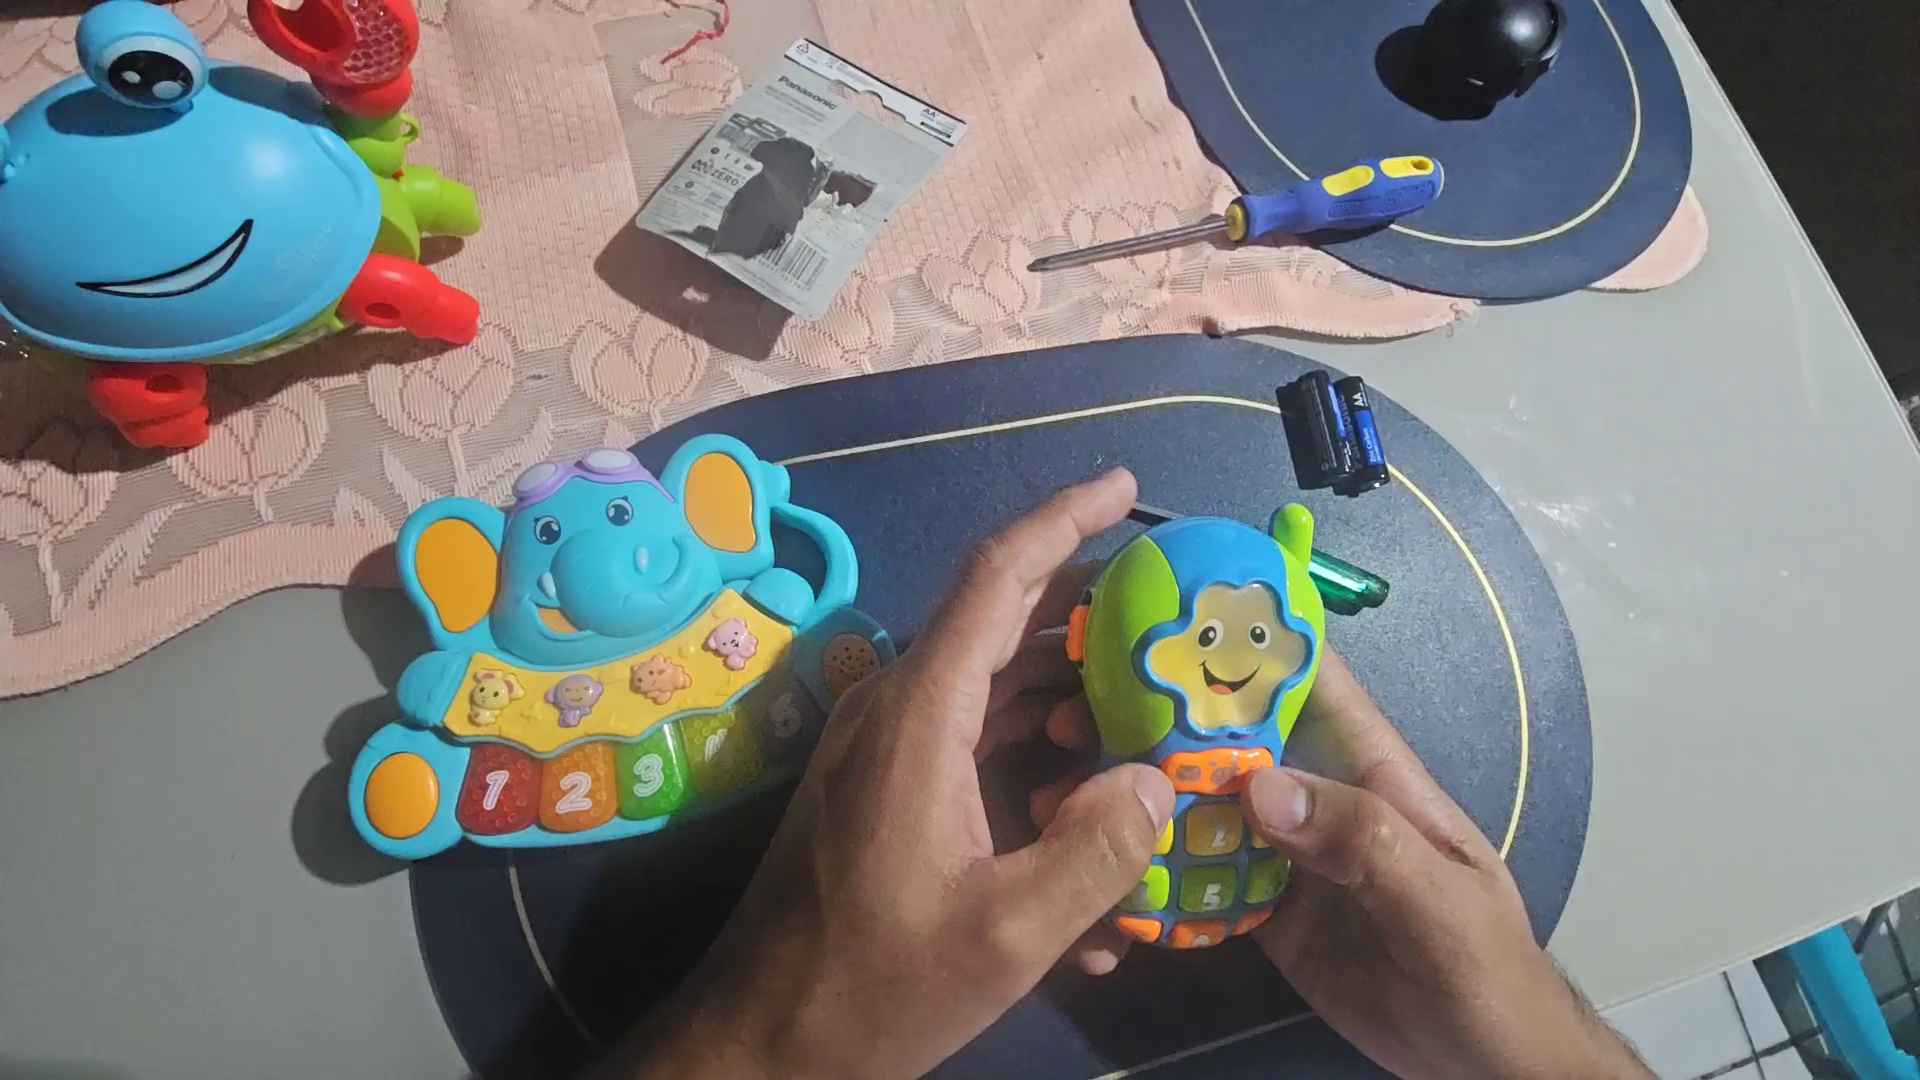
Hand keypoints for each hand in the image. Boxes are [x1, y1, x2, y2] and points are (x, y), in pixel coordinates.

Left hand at [608, 468, 1177, 1079]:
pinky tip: (1086, 789)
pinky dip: (1034, 738)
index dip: (1063, 519)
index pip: (996, 576)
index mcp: (922, 710)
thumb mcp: (1004, 936)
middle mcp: (902, 700)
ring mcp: (893, 734)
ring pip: (995, 673)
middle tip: (1165, 613)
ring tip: (1143, 704)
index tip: (1123, 486)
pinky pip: (976, 726)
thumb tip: (1155, 779)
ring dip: (1067, 681)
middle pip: (1002, 616)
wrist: (765, 1035)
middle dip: (1085, 606)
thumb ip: (1094, 854)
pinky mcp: (893, 770)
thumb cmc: (874, 984)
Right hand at [1044, 650, 1650, 1079]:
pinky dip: (1145, 851)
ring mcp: (1271, 834)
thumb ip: (1361, 837)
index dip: (1236, 630)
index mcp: (1356, 757)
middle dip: (1149, 709)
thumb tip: (1258, 786)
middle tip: (1070, 716)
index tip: (1156, 615)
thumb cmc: (1483, 969)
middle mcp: (1303, 781)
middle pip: (1220, 724)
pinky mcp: (1248, 884)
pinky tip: (1095, 857)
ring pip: (1192, 787)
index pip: (1298, 669)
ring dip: (1133, 782)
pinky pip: (1188, 855)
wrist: (1479, 1068)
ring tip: (1061, 788)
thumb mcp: (1440, 903)